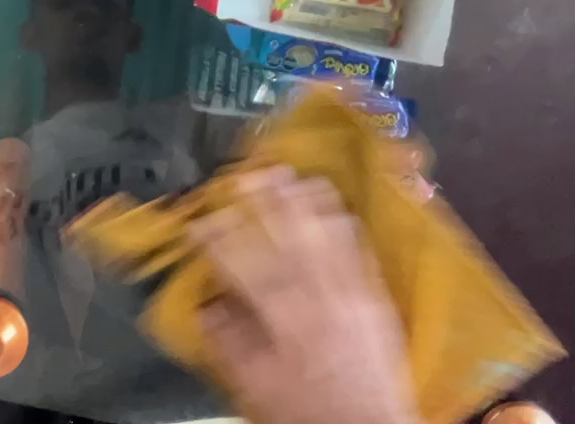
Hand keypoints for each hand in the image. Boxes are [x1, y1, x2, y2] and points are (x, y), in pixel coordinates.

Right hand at [193, 168, 420, 423]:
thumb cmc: (307, 410)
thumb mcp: (257, 385)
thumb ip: (229, 341)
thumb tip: (205, 304)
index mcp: (282, 320)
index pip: (241, 266)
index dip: (217, 238)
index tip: (199, 217)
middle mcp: (315, 301)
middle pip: (285, 241)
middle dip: (265, 204)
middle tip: (250, 173)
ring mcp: (349, 297)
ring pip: (323, 239)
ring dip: (305, 204)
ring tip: (291, 175)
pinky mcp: (375, 301)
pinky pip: (359, 255)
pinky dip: (345, 227)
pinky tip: (336, 206)